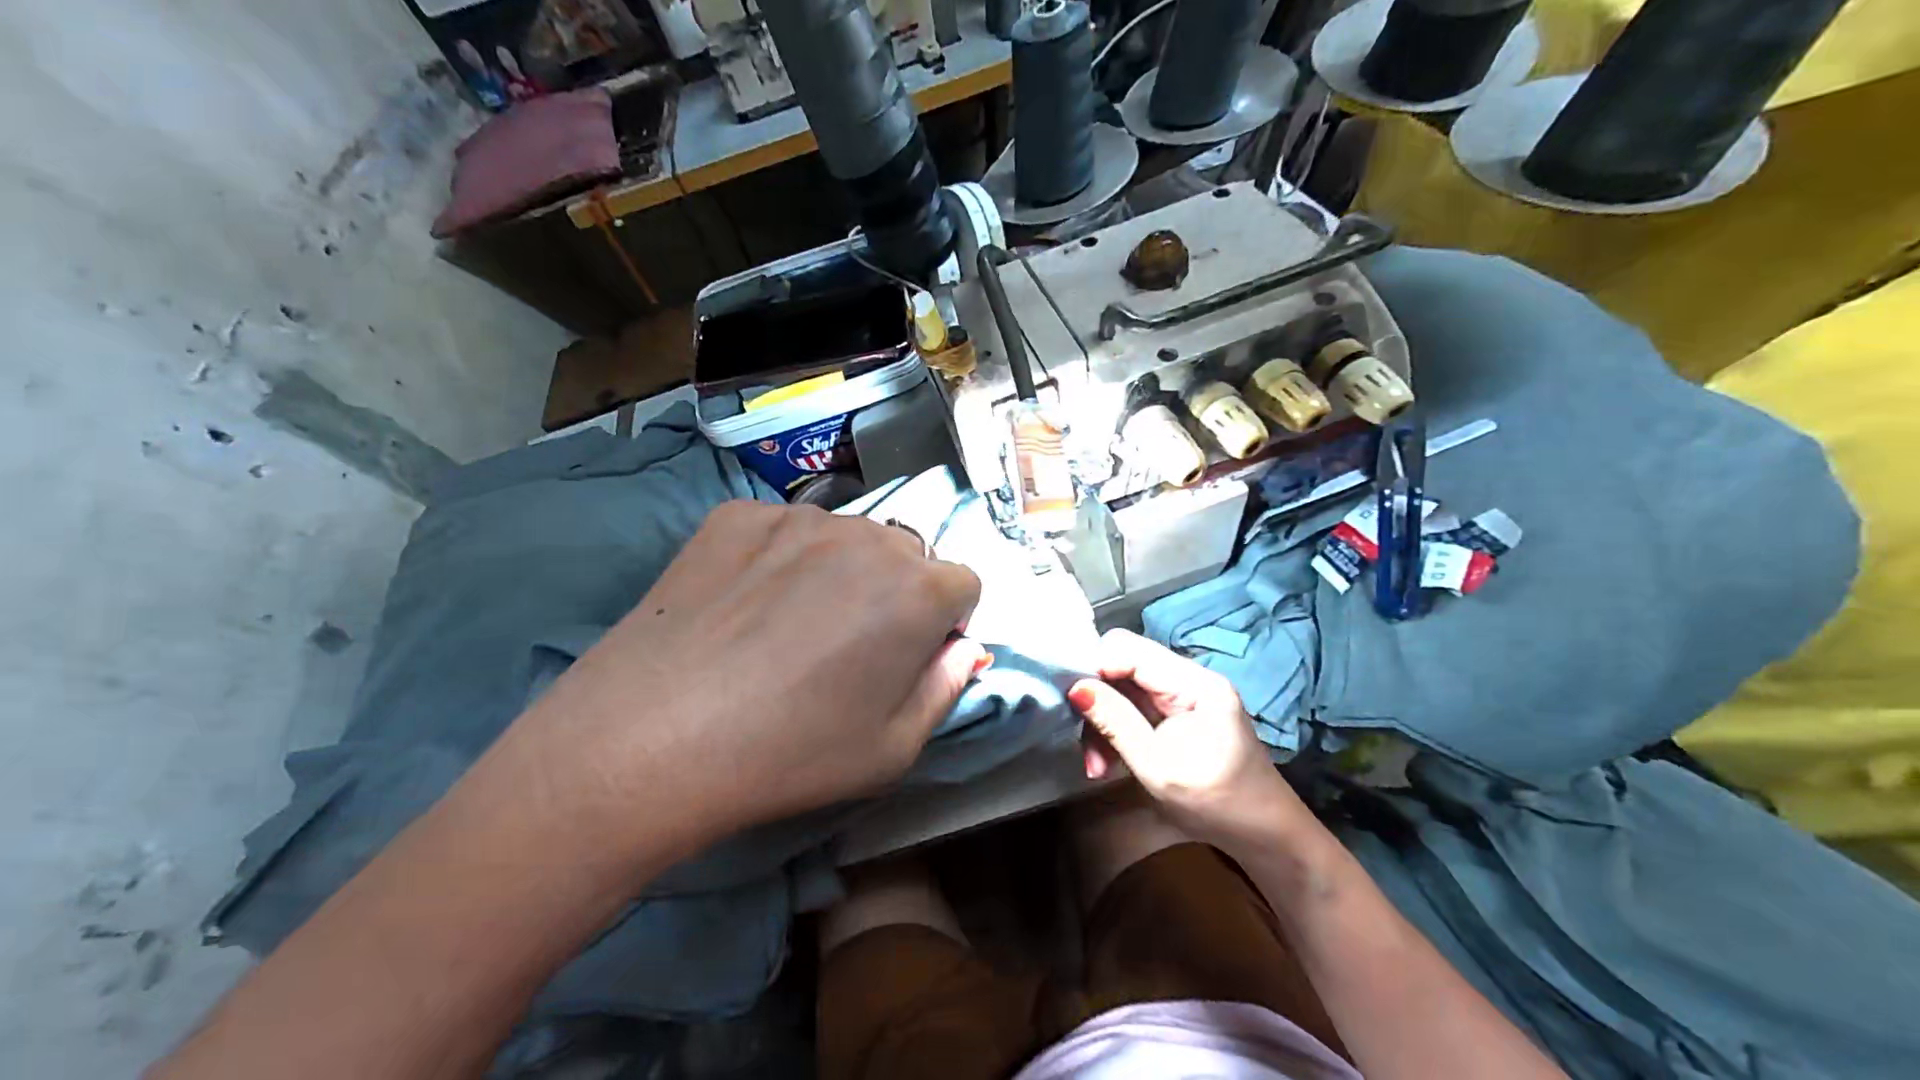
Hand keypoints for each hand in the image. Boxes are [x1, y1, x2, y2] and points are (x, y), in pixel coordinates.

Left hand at [485, 501, 985, 862]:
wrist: (650, 738)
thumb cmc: (790, 754)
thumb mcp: (893, 750)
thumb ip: (945, 687)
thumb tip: (961, 647)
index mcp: (917, 590)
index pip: (962, 585)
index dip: (942, 624)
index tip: (905, 658)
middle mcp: (866, 536)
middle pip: (906, 555)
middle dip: (895, 592)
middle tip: (845, 645)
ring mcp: (797, 518)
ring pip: (844, 538)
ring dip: (838, 570)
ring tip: (786, 626)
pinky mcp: (736, 515)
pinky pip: (781, 530)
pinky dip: (779, 558)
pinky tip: (742, 605)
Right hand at [1069, 630, 1319, 852]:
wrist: (1264, 836)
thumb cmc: (1217, 805)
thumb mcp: (1158, 767)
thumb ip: (1116, 723)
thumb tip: (1075, 687)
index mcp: (1193, 683)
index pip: (1128, 648)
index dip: (1094, 668)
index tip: (1072, 703)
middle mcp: (1188, 678)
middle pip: (1122, 666)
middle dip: (1096, 702)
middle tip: (1085, 748)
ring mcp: (1182, 696)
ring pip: (1122, 689)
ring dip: (1103, 723)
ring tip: (1096, 766)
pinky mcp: (1176, 713)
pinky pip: (1134, 707)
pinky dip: (1117, 731)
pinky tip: (1108, 763)